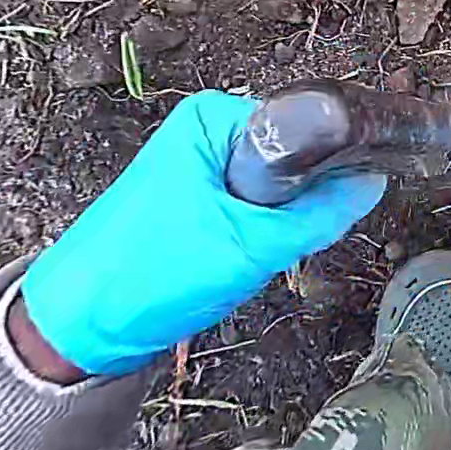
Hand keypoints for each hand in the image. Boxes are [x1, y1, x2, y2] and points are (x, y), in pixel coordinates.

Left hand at [21, 90, 386, 375]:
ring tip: (260, 246)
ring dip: (282, 214)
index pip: (302, 124)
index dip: (330, 161)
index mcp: (212, 117)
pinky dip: (263, 223)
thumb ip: (323, 213)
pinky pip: (254, 197)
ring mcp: (200, 159)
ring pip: (276, 181)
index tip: (343, 196)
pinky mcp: (197, 190)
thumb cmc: (152, 275)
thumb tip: (374, 182)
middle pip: (292, 153)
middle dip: (303, 195)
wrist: (75, 332)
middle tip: (289, 233)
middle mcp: (206, 128)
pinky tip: (247, 249)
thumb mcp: (254, 245)